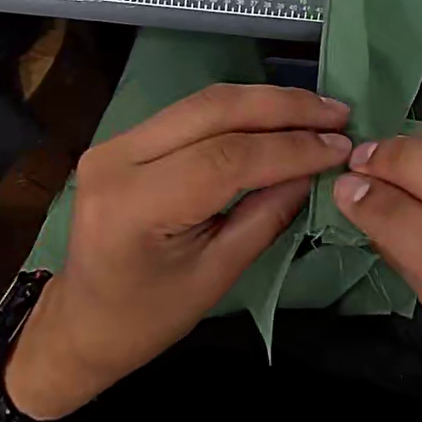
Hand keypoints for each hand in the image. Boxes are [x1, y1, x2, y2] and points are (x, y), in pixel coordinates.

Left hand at [4, 84, 352, 419]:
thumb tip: (316, 168)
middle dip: (284, 106)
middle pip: (213, 109)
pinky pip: (194, 111)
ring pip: (205, 101)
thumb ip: (267, 214)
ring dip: (267, 101)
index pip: (224, 158)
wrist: (80, 319)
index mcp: (133, 203)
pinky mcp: (126, 136)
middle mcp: (118, 156)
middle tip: (337, 113)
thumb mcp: (216, 275)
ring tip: (318, 110)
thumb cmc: (146, 317)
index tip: (340, 147)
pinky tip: (278, 115)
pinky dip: (242, 110)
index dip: (289, 148)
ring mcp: (117, 139)